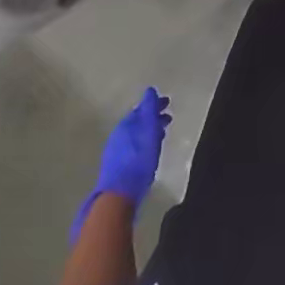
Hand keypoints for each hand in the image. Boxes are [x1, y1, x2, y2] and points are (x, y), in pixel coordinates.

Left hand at [73, 87, 170, 240]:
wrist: (119, 193)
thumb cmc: (138, 161)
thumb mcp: (148, 133)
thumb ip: (149, 112)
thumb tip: (150, 91)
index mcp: (127, 124)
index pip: (142, 108)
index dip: (155, 104)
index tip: (168, 102)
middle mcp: (119, 134)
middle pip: (138, 120)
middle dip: (152, 116)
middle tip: (168, 117)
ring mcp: (115, 149)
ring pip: (135, 133)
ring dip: (148, 130)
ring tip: (162, 132)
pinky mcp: (116, 163)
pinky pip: (133, 144)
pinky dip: (143, 141)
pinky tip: (149, 149)